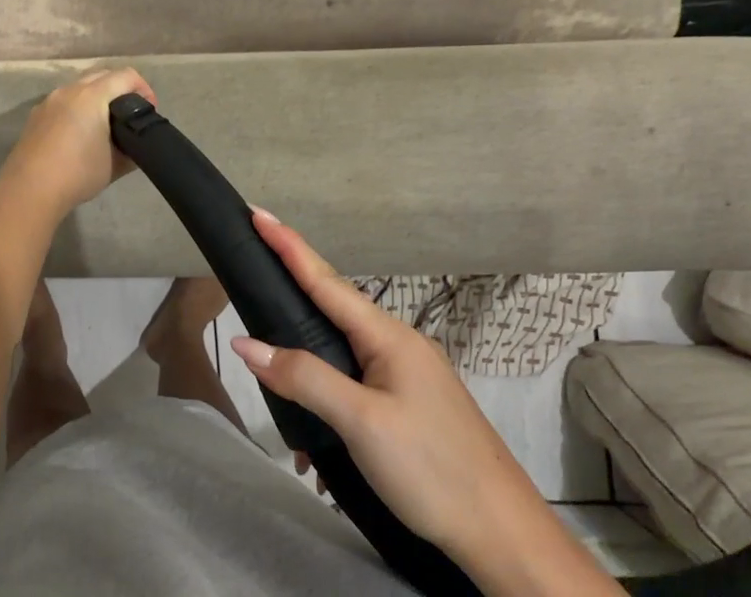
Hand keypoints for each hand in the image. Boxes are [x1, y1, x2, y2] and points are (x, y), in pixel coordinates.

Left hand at [0, 68, 155, 214]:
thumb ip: (130, 150)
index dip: (144, 88)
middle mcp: (67, 91)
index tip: (150, 110)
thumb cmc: (78, 173)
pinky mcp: (35, 117)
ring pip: (78, 88)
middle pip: (100, 76)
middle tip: (130, 114)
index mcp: (91, 95)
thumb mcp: (115, 165)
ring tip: (105, 124)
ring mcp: (48, 102)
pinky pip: (62, 103)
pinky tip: (79, 135)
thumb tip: (133, 147)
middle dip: (120, 89)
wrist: (30, 189)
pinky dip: (76, 109)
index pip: (125, 76)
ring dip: (96, 98)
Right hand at [226, 210, 554, 563]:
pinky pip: (350, 385)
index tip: (257, 212)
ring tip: (270, 379)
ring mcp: (406, 379)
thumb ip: (303, 377)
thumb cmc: (434, 470)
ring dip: (302, 367)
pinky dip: (322, 401)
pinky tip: (309, 440)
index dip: (289, 246)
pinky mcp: (407, 408)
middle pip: (330, 309)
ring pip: (337, 354)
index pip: (326, 281)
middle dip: (288, 294)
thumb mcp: (361, 422)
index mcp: (389, 339)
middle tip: (250, 272)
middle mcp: (398, 348)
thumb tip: (245, 343)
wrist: (505, 538)